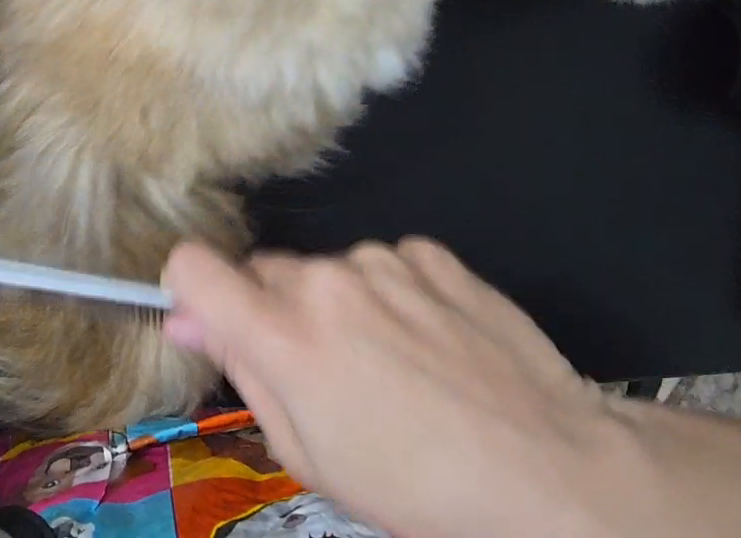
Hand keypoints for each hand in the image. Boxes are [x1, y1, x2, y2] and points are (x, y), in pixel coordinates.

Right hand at [162, 239, 643, 537]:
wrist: (552, 471)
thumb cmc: (415, 488)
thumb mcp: (307, 457)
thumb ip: (241, 373)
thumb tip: (187, 320)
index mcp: (282, 333)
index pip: (192, 265)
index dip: (190, 289)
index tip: (212, 321)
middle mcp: (323, 278)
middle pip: (264, 271)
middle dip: (274, 310)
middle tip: (323, 368)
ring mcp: (382, 258)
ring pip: (327, 270)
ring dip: (338, 303)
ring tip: (394, 362)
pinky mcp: (431, 252)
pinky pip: (386, 264)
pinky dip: (393, 293)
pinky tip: (433, 340)